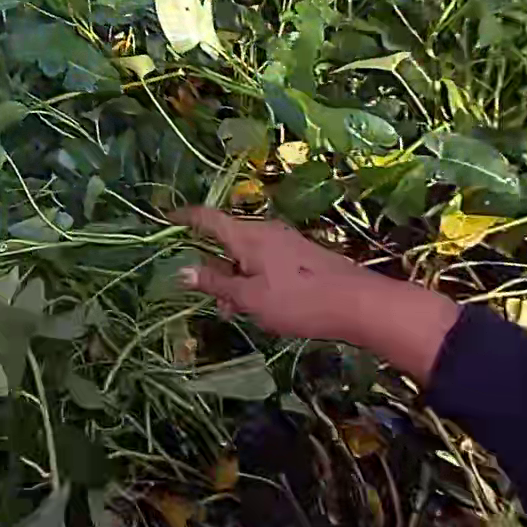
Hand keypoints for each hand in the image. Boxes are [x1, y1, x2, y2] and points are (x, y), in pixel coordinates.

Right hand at [171, 207, 376, 340]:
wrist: (360, 304)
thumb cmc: (298, 300)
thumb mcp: (250, 298)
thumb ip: (216, 284)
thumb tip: (182, 271)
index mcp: (246, 236)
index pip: (207, 218)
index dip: (184, 217)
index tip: (166, 218)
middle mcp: (264, 231)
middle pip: (227, 238)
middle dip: (211, 262)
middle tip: (205, 292)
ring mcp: (285, 241)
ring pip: (246, 253)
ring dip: (233, 276)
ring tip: (234, 309)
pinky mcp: (301, 255)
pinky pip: (264, 260)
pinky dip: (252, 277)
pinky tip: (260, 305)